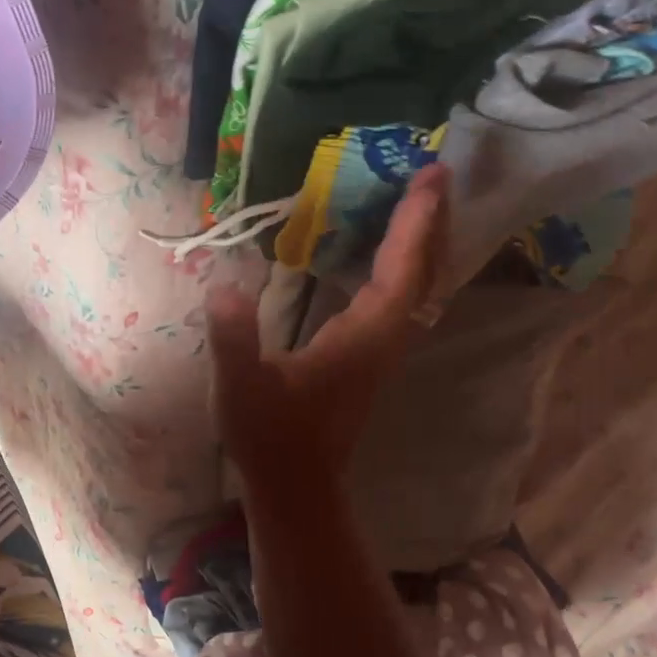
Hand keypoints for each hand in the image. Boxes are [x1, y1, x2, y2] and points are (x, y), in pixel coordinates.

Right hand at [207, 164, 448, 493]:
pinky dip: (404, 265)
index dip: (415, 224)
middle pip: (425, 273)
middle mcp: (384, 339)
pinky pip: (399, 298)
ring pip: (418, 286)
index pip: (401, 272)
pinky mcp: (367, 355)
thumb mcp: (240, 385)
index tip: (427, 178)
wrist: (294, 483)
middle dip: (431, 222)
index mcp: (361, 339)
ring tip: (417, 203)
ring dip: (422, 242)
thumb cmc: (268, 434)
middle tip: (433, 174)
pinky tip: (385, 255)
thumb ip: (234, 338)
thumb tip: (223, 287)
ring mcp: (380, 349)